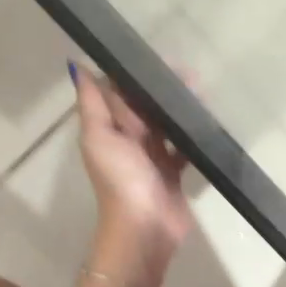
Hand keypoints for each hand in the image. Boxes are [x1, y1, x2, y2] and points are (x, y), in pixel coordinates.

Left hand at [72, 64, 192, 283]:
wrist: (145, 229)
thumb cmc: (121, 180)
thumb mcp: (100, 137)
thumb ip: (92, 103)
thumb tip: (77, 65)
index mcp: (108, 129)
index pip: (120, 92)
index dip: (136, 73)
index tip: (159, 56)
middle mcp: (128, 140)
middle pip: (146, 107)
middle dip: (164, 90)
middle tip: (192, 75)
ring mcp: (152, 157)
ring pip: (167, 124)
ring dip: (182, 110)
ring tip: (204, 94)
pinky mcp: (173, 173)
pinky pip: (184, 148)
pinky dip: (194, 136)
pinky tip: (209, 122)